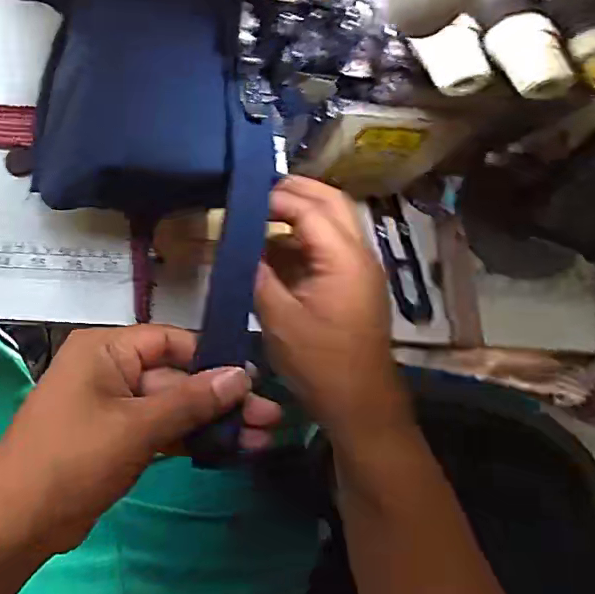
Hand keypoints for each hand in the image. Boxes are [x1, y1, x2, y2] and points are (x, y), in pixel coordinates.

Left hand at [0, 325, 281, 554]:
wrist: (20, 519)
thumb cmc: (74, 458)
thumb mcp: (136, 426)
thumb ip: (191, 400)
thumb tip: (241, 374)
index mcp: (103, 348)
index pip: (168, 340)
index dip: (212, 357)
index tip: (256, 378)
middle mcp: (108, 368)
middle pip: (174, 375)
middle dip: (220, 398)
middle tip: (271, 419)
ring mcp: (112, 405)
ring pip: (171, 406)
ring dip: (211, 422)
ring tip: (262, 438)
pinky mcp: (116, 438)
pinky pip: (159, 429)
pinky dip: (189, 439)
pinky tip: (230, 450)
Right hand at [255, 176, 412, 443]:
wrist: (360, 404)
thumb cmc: (319, 362)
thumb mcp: (277, 317)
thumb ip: (256, 272)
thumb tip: (234, 242)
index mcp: (343, 258)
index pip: (308, 208)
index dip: (273, 197)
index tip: (237, 198)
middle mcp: (358, 253)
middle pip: (330, 201)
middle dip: (293, 189)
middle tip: (252, 189)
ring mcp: (359, 267)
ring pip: (332, 219)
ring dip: (298, 210)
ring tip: (257, 212)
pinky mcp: (352, 282)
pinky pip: (328, 243)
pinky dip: (300, 235)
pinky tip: (270, 246)